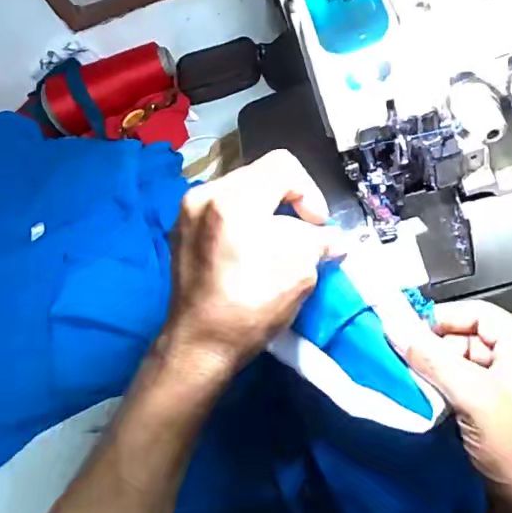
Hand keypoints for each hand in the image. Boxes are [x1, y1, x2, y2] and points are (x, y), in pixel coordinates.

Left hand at [163, 150, 343, 378]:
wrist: (200, 346)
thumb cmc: (252, 305)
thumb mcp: (301, 269)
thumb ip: (320, 241)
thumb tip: (331, 239)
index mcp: (233, 199)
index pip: (284, 166)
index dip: (310, 192)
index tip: (315, 225)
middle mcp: (204, 196)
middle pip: (260, 177)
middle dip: (288, 202)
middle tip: (302, 235)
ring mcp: (187, 214)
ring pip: (240, 194)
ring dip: (266, 213)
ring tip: (276, 247)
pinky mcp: (180, 233)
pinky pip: (221, 212)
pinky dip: (243, 224)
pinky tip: (251, 256)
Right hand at [398, 301, 511, 512]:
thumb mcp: (475, 399)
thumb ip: (435, 360)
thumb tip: (397, 329)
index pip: (480, 314)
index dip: (441, 320)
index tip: (404, 334)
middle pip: (476, 340)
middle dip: (440, 351)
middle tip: (405, 365)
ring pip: (476, 368)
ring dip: (446, 376)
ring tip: (415, 387)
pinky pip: (483, 392)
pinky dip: (459, 395)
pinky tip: (435, 407)